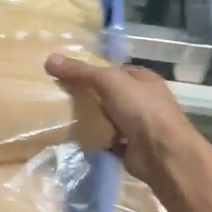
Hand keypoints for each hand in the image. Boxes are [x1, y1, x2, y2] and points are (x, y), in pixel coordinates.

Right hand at [46, 53, 192, 183]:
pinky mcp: (130, 146)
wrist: (161, 153)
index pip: (114, 70)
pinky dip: (94, 139)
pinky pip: (106, 139)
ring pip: (107, 117)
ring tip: (62, 116)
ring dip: (90, 119)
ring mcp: (137, 125)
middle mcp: (142, 100)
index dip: (92, 71)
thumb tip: (50, 59)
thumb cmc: (140, 109)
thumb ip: (81, 71)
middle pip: (109, 94)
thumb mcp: (109, 81)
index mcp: (143, 79)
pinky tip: (75, 137)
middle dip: (88, 96)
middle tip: (60, 96)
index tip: (67, 75)